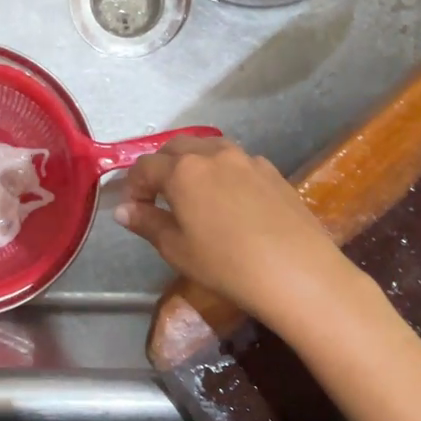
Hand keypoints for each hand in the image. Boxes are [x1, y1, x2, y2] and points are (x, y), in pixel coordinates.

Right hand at [115, 137, 365, 329]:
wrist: (297, 272)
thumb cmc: (225, 264)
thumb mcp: (176, 248)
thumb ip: (146, 223)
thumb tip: (123, 210)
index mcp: (183, 170)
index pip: (144, 167)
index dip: (133, 187)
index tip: (134, 211)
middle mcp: (213, 154)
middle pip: (176, 148)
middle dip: (160, 168)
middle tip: (158, 198)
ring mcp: (247, 159)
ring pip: (209, 149)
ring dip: (192, 164)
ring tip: (193, 195)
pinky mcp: (272, 172)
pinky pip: (236, 162)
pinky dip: (221, 173)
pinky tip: (228, 202)